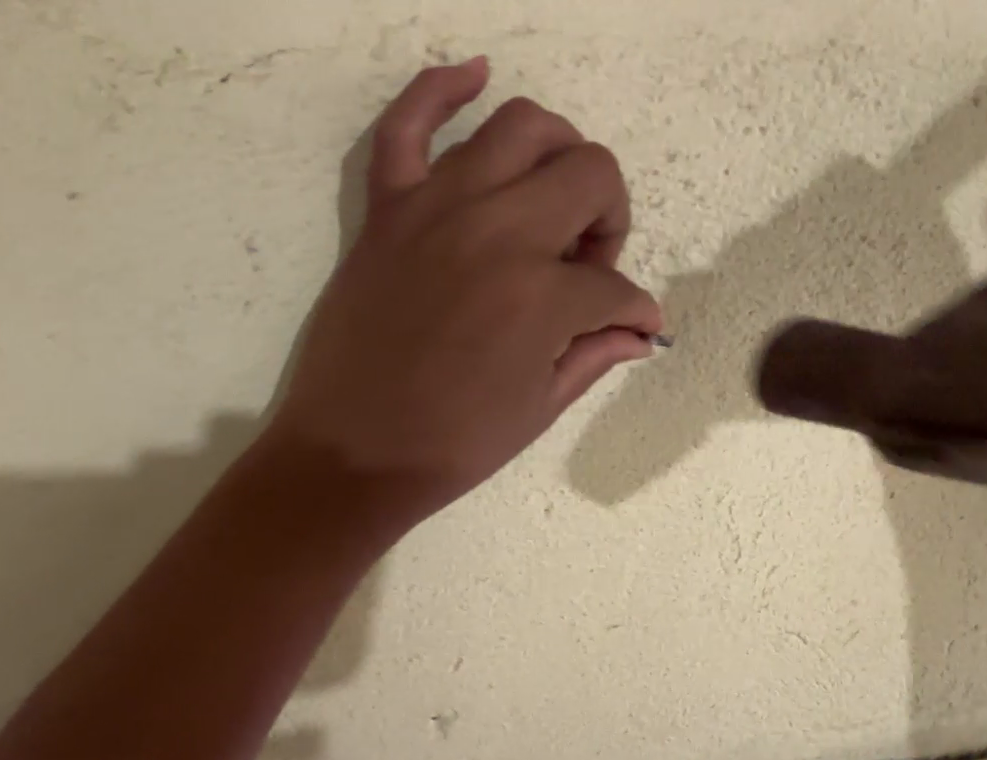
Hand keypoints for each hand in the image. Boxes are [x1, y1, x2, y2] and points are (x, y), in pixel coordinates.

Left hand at [265, 57, 664, 519]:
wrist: (349, 457)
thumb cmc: (448, 449)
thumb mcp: (536, 412)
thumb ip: (592, 357)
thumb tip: (637, 332)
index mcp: (541, 295)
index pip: (614, 285)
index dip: (633, 310)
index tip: (633, 325)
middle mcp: (496, 232)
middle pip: (588, 174)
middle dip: (607, 218)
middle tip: (587, 266)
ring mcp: (435, 211)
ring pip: (519, 128)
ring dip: (556, 154)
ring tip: (552, 196)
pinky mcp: (386, 211)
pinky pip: (407, 124)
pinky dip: (441, 90)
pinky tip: (474, 76)